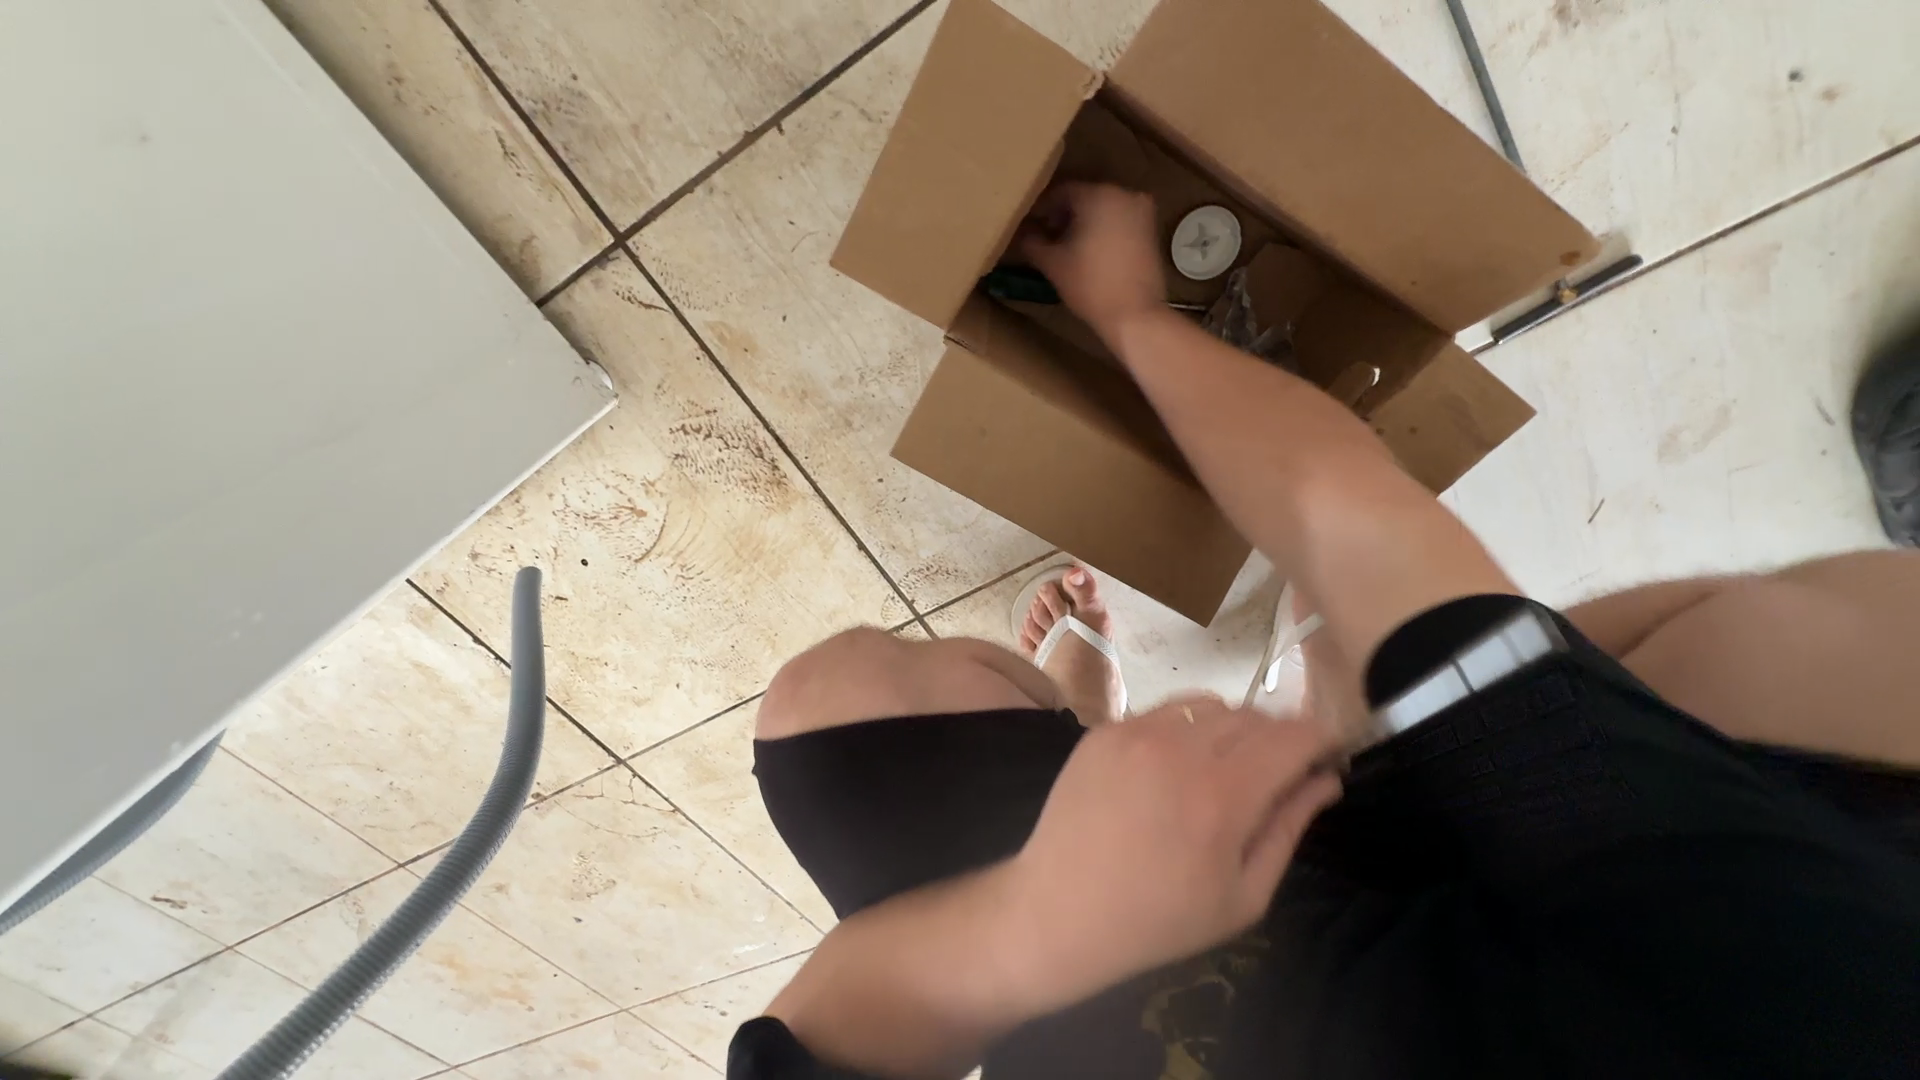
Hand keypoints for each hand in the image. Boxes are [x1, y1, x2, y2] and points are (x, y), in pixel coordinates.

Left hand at [1002, 698, 1341, 1004]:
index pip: (1291, 737)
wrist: (1061, 908)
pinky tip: (1174, 766)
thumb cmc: (1160, 918)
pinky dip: (1184, 730)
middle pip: (1252, 715)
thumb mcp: (1243, 894)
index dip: (1321, 737)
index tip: (1330, 750)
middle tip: (1279, 768)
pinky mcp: (1103, 731)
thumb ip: (1288, 828)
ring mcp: (1134, 733)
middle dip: (1278, 735)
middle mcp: (1178, 749)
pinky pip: (1162, 713)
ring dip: (1232, 726)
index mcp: (1221, 795)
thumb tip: (1326, 780)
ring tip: (1226, 765)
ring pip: (1207, 706)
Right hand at [1017, 182, 1166, 342]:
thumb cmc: (1090, 286)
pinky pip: (1119, 220)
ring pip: (1103, 208)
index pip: (1062, 192)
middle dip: (1064, 215)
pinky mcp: (1151, 230)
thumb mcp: (1053, 264)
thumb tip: (1023, 233)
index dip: (1043, 208)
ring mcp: (1141, 211)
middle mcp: (1124, 193)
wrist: (1135, 314)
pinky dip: (1103, 230)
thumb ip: (1032, 243)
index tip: (1031, 225)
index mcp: (1098, 194)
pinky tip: (1090, 252)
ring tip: (1067, 247)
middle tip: (1047, 236)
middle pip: (1085, 197)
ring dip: (1084, 223)